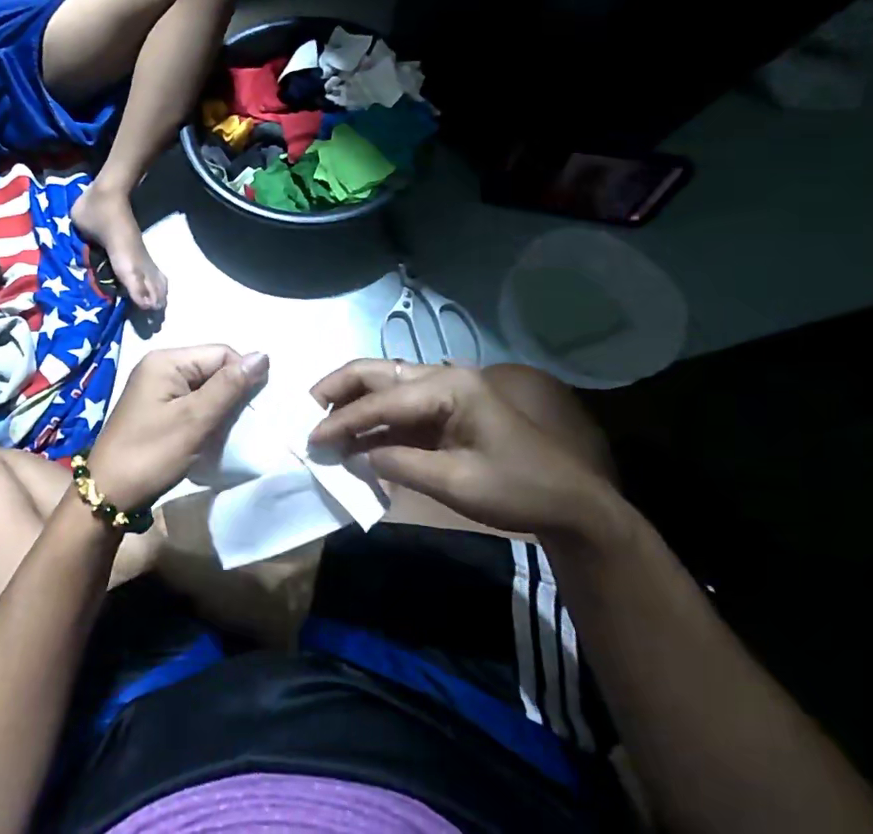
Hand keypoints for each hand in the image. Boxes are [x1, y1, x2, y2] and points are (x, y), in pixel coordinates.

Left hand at [86, 345, 267, 513]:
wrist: (108, 495)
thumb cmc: (152, 454)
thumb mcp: (195, 419)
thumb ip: (230, 386)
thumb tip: (263, 355)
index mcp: (167, 360)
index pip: (222, 353)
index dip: (241, 378)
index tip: (246, 412)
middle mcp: (161, 366)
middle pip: (214, 368)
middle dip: (230, 394)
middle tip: (231, 425)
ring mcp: (158, 388)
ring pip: (207, 387)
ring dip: (219, 408)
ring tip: (219, 433)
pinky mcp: (158, 408)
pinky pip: (194, 402)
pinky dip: (206, 417)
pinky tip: (207, 436)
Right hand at [308, 360, 619, 543]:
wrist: (566, 501)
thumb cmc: (516, 488)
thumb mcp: (456, 482)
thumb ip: (401, 464)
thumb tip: (356, 456)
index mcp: (451, 386)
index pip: (383, 398)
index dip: (343, 420)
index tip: (311, 440)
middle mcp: (445, 378)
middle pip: (380, 373)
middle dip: (339, 389)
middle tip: (306, 412)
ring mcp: (446, 394)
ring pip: (387, 386)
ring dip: (354, 404)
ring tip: (322, 427)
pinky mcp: (446, 413)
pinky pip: (400, 409)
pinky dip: (374, 422)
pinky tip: (354, 440)